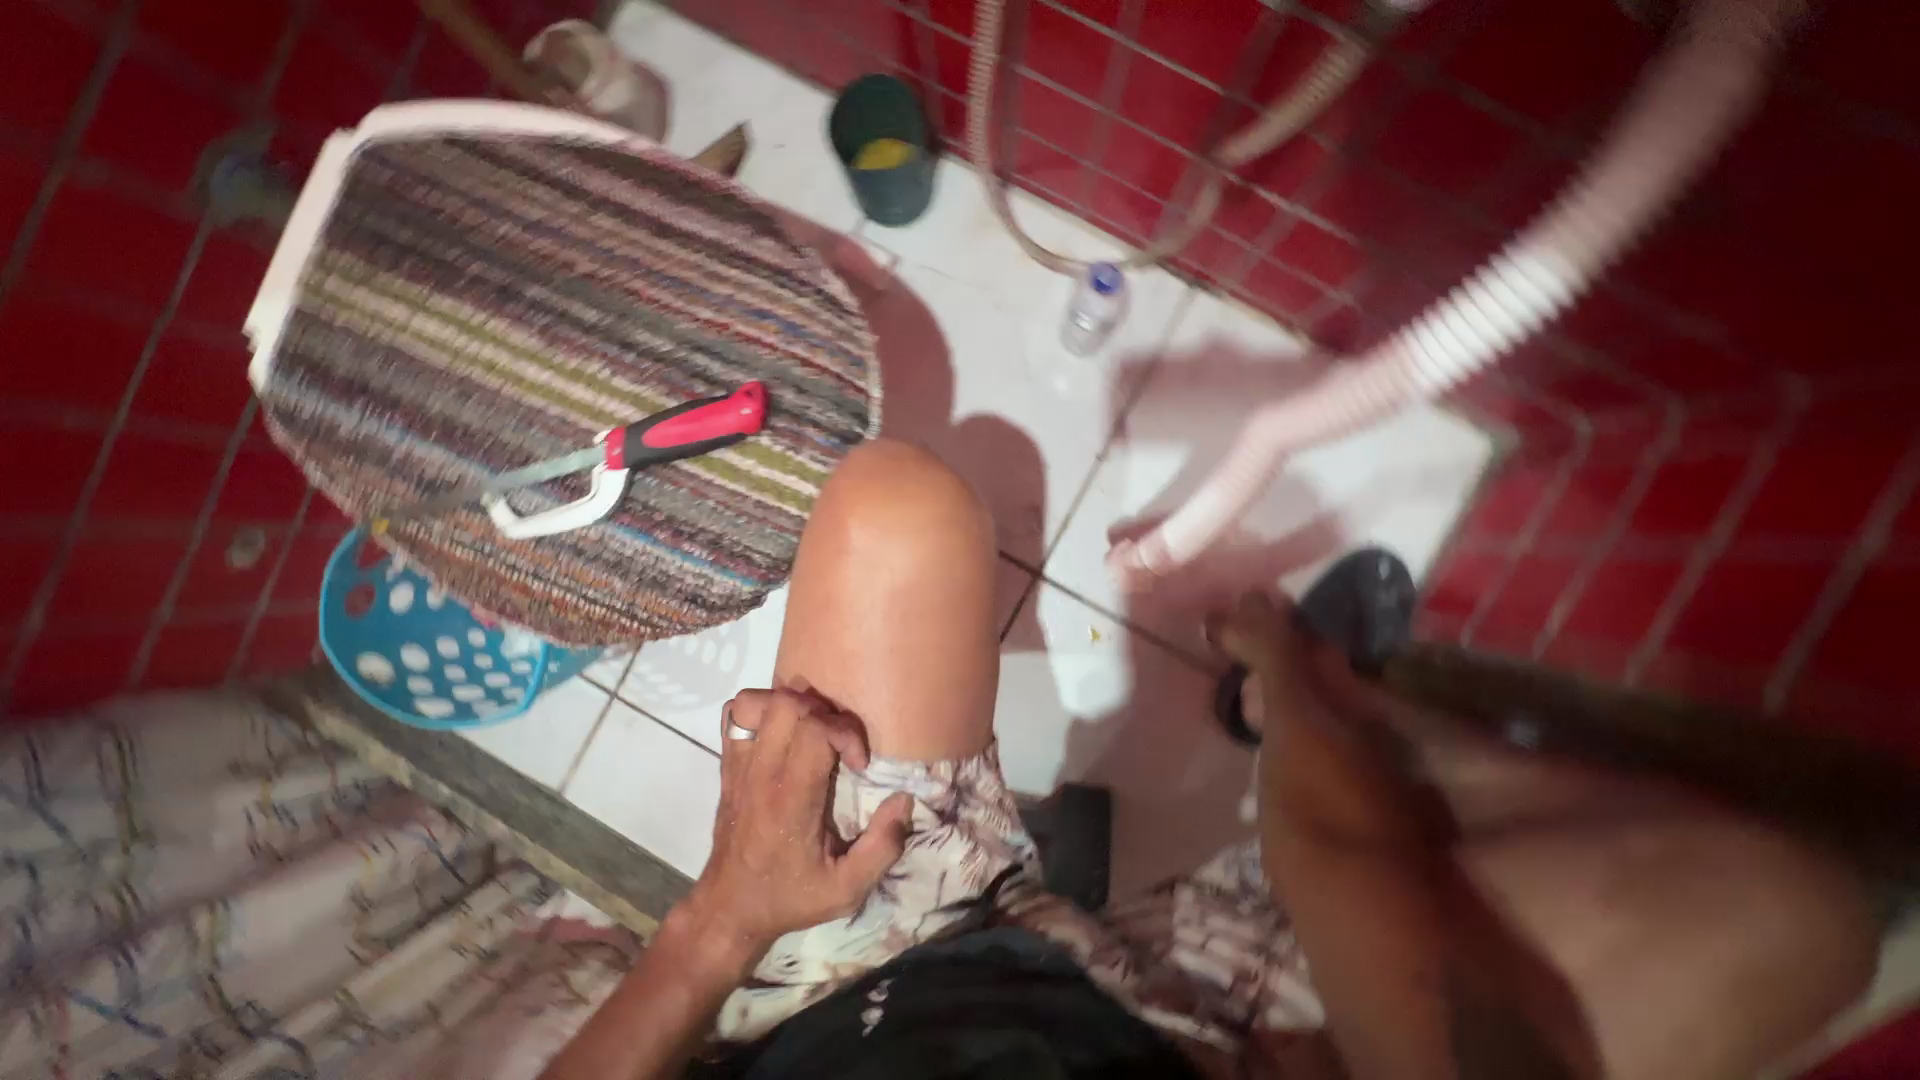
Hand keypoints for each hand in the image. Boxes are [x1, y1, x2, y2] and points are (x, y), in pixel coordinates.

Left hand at [679, 689, 913, 968]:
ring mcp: (738, 766)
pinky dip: (760, 710)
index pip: (814, 730)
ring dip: (791, 705)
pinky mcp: (726, 766)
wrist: (730, 909)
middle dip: (824, 713)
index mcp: (791, 799)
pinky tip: (782, 733)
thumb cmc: (790, 898)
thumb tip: (904, 800)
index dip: (846, 733)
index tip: (860, 763)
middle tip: (839, 743)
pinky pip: (734, 715)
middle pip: (787, 705)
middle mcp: (761, 773)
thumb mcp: (847, 889)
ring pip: (756, 702)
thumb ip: (882, 847)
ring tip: (812, 730)